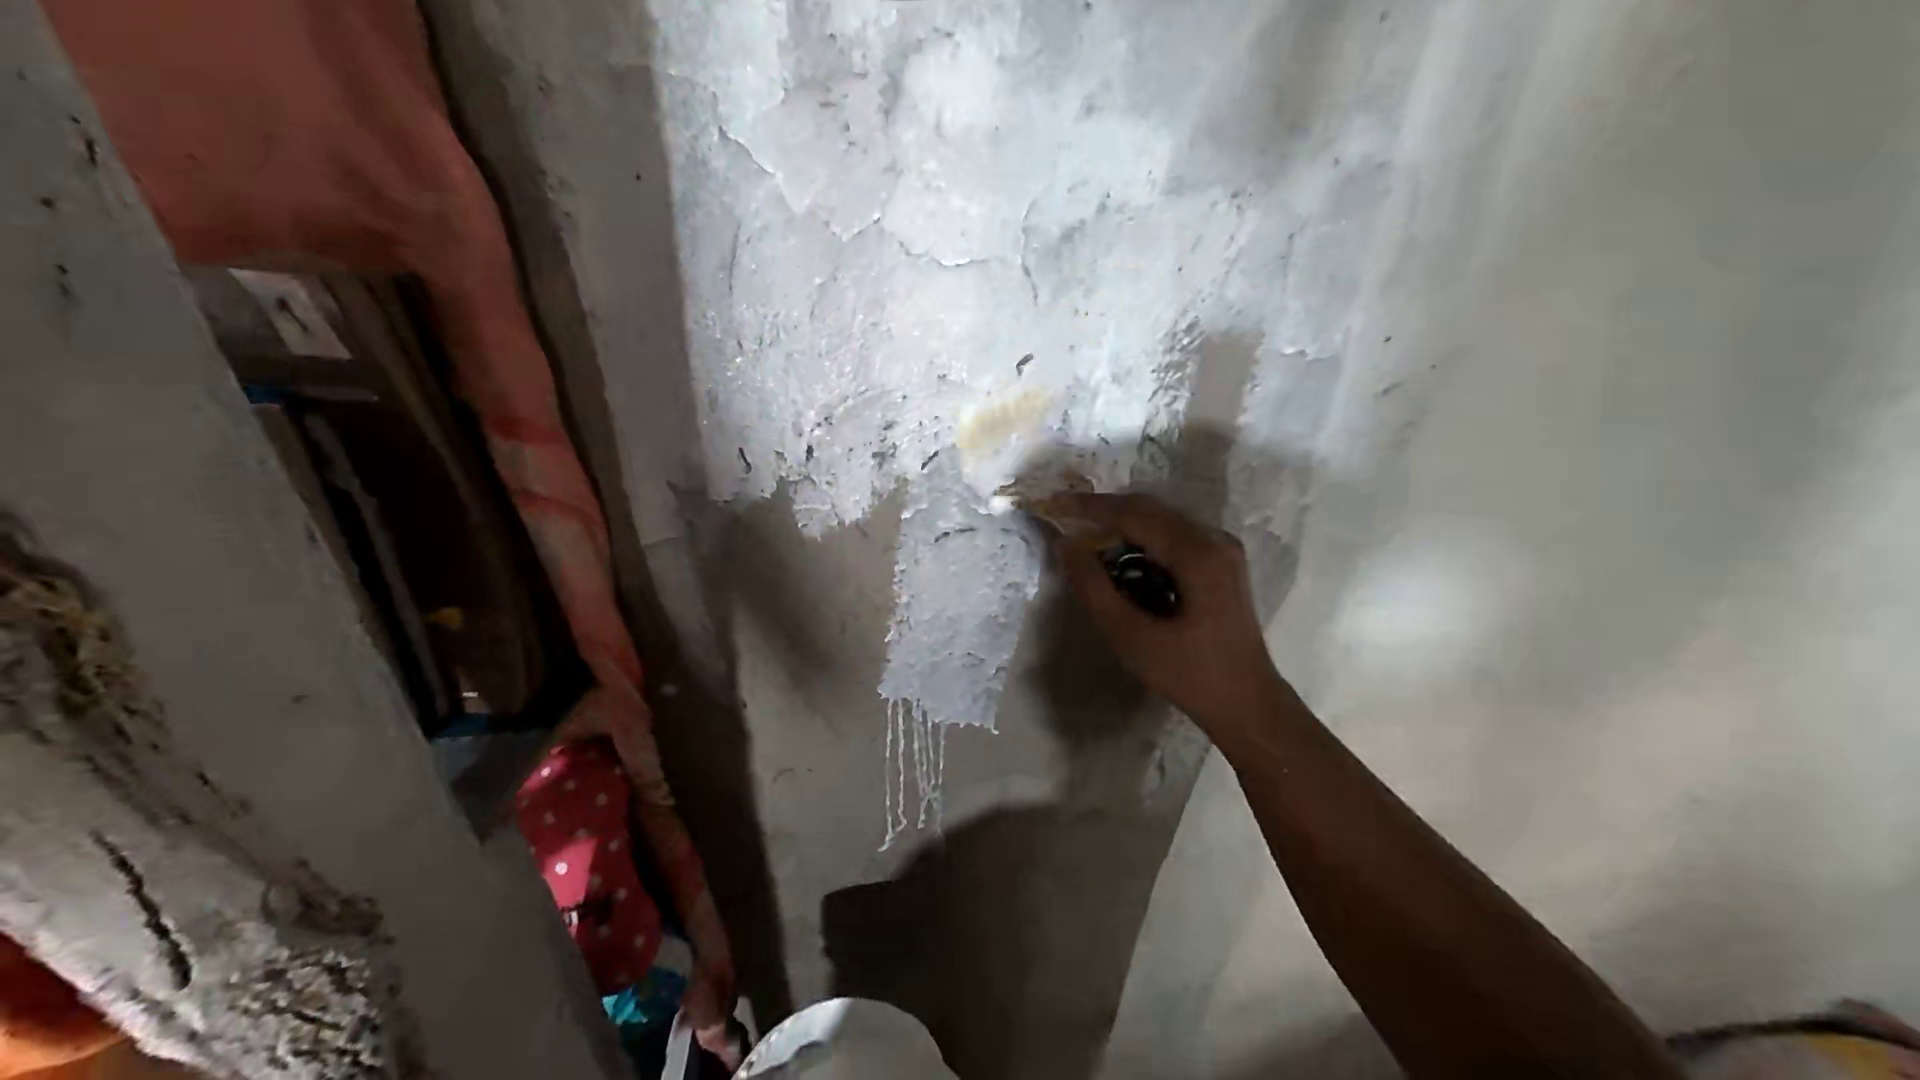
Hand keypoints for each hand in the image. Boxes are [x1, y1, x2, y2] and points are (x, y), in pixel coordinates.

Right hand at [1035, 492, 1286, 732]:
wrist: (1247, 702)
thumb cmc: (1189, 675)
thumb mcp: (1131, 637)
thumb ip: (1094, 589)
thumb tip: (1065, 545)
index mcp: (1199, 555)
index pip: (1134, 514)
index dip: (1089, 507)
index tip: (1053, 505)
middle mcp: (1214, 539)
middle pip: (1148, 508)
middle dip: (1102, 512)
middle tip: (1062, 519)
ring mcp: (1221, 548)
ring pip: (1159, 518)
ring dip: (1120, 524)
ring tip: (1084, 539)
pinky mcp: (1219, 561)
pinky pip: (1171, 534)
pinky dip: (1139, 538)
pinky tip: (1118, 557)